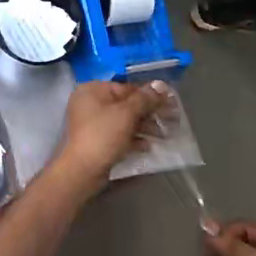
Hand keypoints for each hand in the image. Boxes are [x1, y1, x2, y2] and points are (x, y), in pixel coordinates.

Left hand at [52, 81, 168, 184]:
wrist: (83, 170)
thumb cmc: (103, 134)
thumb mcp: (127, 113)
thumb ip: (145, 98)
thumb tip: (161, 85)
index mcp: (92, 90)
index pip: (126, 87)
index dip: (150, 94)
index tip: (170, 102)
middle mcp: (90, 103)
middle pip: (126, 104)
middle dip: (149, 113)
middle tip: (172, 119)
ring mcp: (92, 123)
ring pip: (123, 121)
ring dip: (144, 127)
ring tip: (164, 136)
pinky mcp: (96, 141)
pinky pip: (118, 135)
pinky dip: (133, 139)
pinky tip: (148, 146)